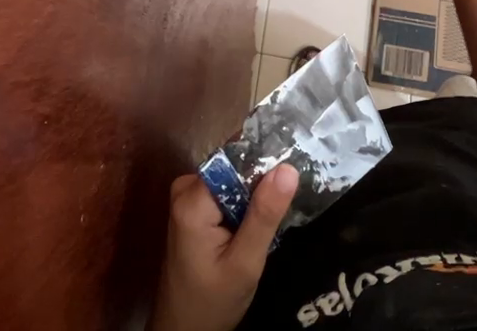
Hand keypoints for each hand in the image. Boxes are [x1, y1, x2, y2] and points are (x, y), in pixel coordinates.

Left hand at [149, 165, 298, 330]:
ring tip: (276, 215)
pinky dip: (242, 205)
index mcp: (192, 198)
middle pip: (233, 168)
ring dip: (254, 196)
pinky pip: (224, 192)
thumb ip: (264, 215)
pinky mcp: (191, 208)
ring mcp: (186, 197)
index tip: (294, 175)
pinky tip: (255, 225)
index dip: (266, 166)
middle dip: (261, 184)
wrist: (182, 330)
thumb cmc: (213, 302)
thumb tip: (288, 168)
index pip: (236, 161)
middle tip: (287, 204)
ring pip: (231, 180)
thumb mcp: (245, 263)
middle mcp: (185, 188)